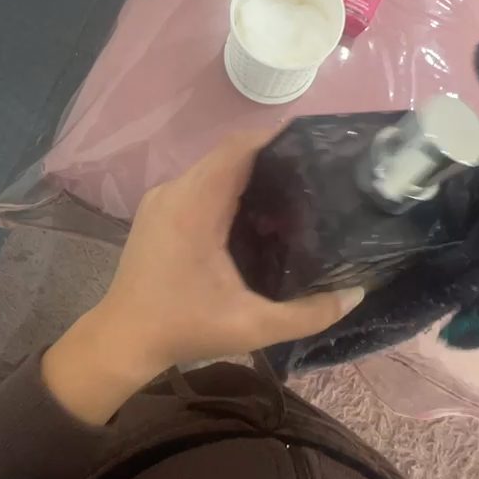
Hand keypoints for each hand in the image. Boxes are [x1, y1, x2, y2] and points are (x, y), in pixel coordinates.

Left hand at [41, 130, 365, 423]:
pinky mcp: (158, 210)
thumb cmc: (184, 328)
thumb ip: (308, 313)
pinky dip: (229, 188)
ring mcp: (162, 198)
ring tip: (292, 192)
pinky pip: (199, 183)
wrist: (122, 339)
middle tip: (313, 173)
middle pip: (228, 154)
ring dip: (249, 174)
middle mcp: (175, 190)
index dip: (276, 139)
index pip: (238, 148)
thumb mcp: (252, 327)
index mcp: (195, 205)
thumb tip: (356, 293)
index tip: (314, 145)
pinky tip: (256, 214)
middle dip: (270, 158)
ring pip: (213, 168)